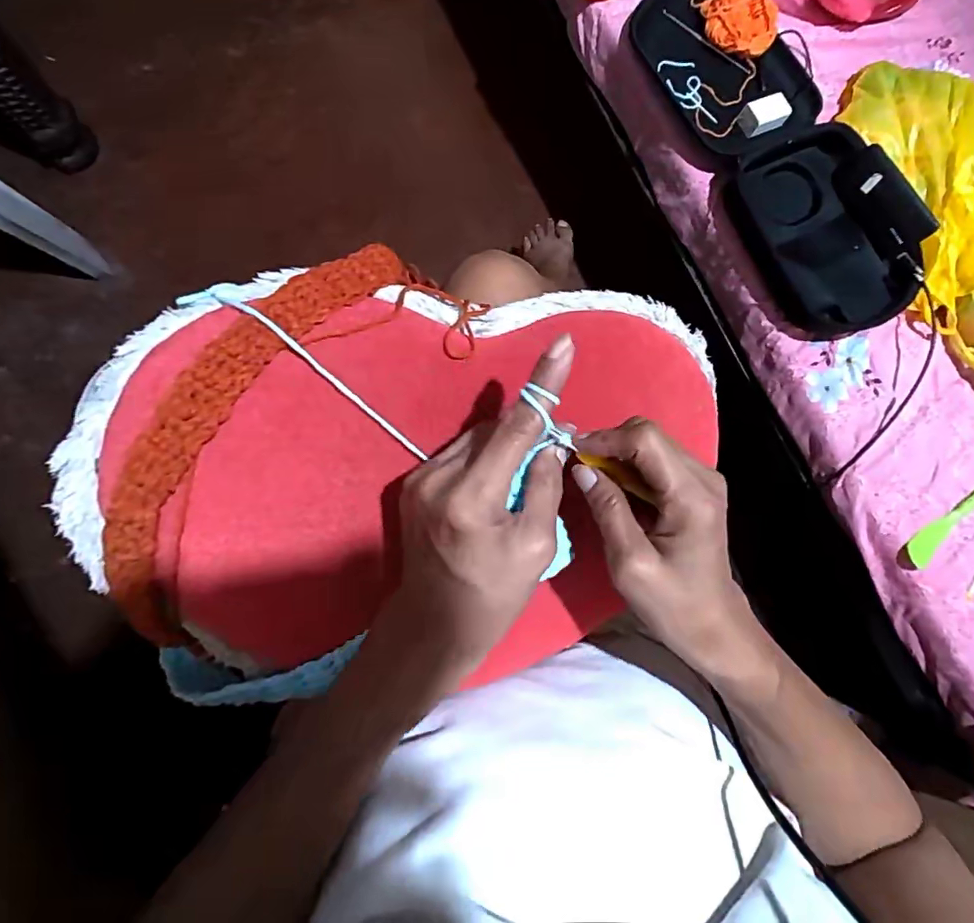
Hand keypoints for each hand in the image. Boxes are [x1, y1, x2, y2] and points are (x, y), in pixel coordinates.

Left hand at [378, 333, 574, 682]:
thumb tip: (551, 444)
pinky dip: (485, 461)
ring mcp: (419, 479)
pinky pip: (461, 455)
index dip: (543, 385)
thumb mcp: (536, 548)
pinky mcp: (413, 484)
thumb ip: (545, 486)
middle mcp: (438, 478)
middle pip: (496, 430)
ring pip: (477, 439)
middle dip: (527, 434)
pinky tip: (495, 490)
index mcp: (471, 498)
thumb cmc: (492, 597)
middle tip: (552, 457)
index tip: (561, 345)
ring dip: (505, 448)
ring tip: (520, 486)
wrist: (429, 628)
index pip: (516, 427)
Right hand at [571, 418, 770, 685]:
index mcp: (692, 494)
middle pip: (651, 435)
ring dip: (618, 454)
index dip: (606, 438)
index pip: (647, 439)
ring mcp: (704, 481)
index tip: (573, 451)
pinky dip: (631, 467)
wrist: (714, 626)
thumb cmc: (672, 604)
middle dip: (610, 444)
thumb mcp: (630, 563)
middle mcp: (704, 477)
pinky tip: (611, 487)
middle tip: (577, 465)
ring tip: (589, 475)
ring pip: (653, 445)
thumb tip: (582, 467)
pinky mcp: (697, 489)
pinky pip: (658, 462)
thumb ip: (608, 510)